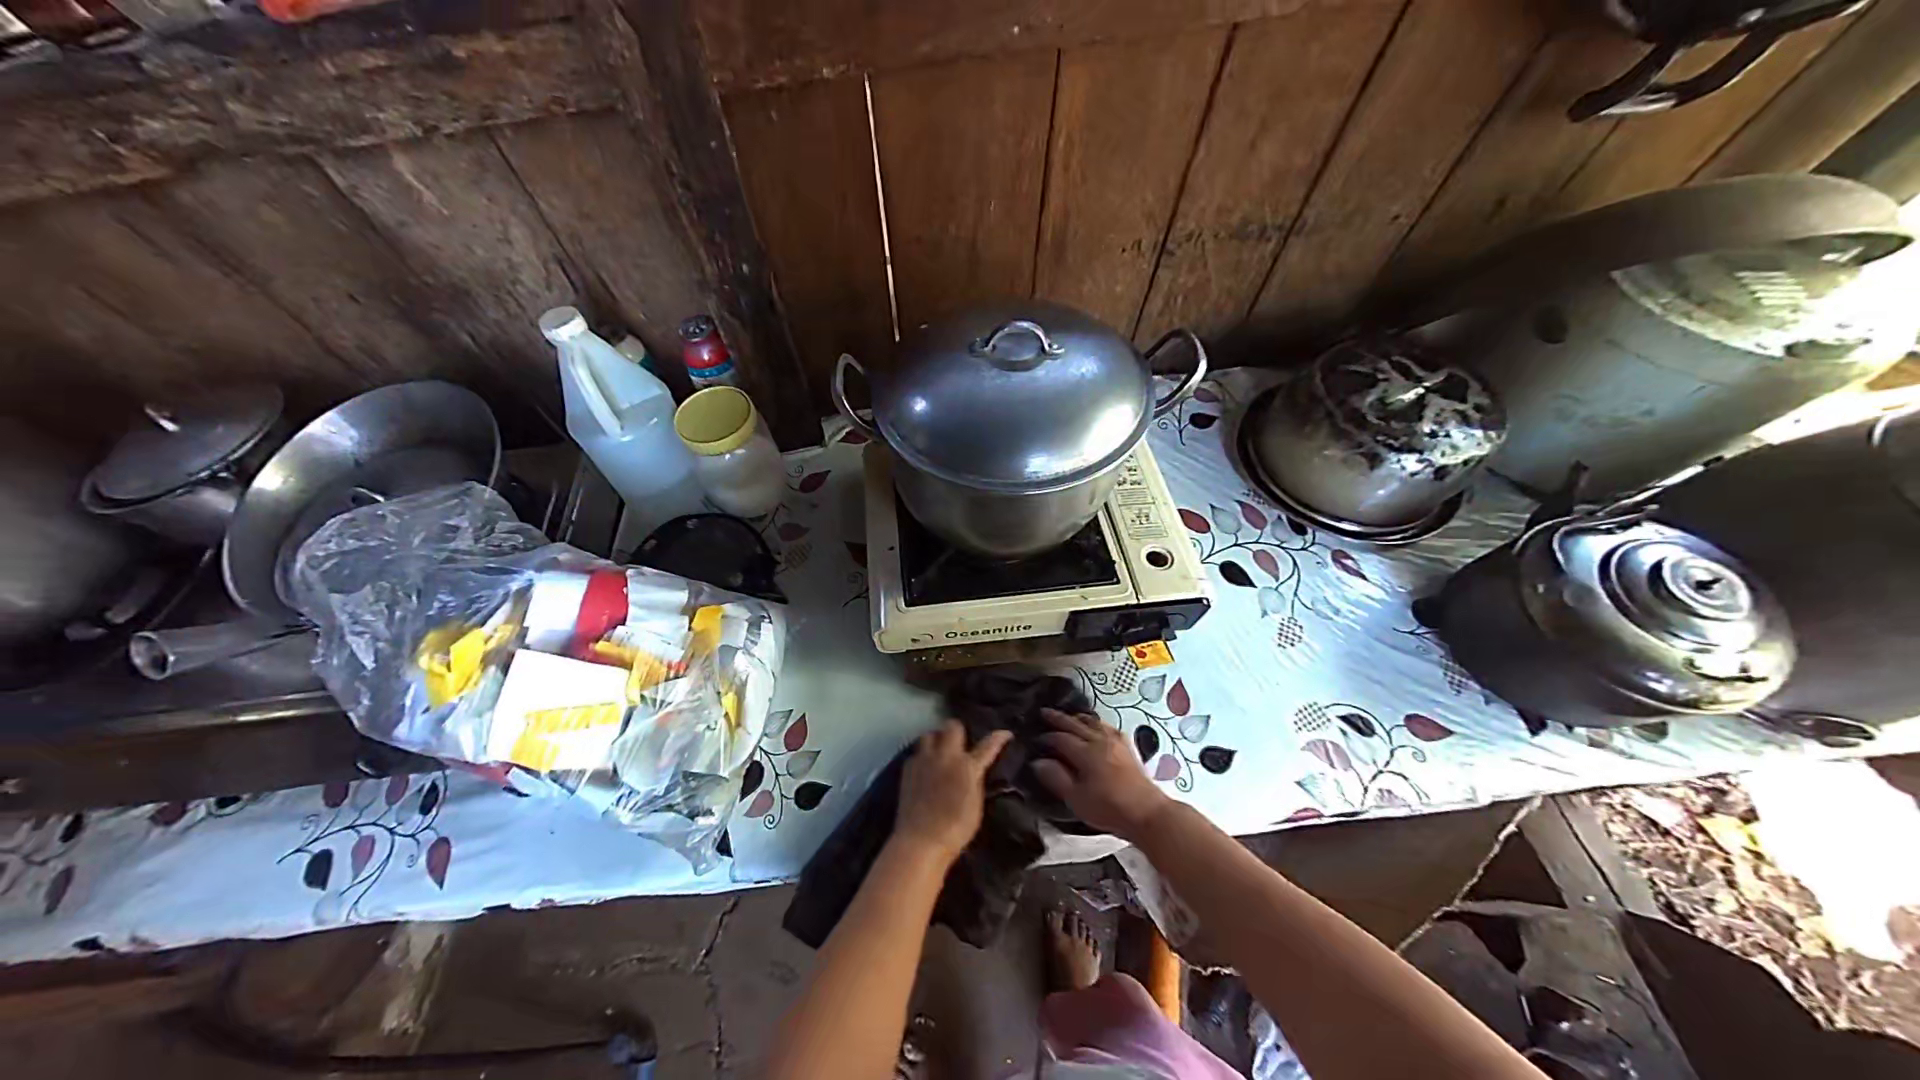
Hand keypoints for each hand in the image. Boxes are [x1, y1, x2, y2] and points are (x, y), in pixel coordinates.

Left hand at [893, 721, 1013, 863]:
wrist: (921, 840)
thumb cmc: (956, 829)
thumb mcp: (976, 805)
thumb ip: (976, 781)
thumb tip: (975, 770)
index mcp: (968, 766)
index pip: (988, 745)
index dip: (998, 737)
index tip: (1006, 733)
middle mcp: (946, 756)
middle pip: (952, 726)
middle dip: (958, 731)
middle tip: (960, 742)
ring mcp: (924, 759)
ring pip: (929, 734)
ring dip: (936, 740)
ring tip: (939, 752)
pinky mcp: (908, 767)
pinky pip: (917, 752)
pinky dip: (923, 756)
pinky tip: (925, 768)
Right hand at [1030, 708, 1174, 841]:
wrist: (1147, 813)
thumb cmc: (1110, 809)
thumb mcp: (1077, 798)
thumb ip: (1056, 778)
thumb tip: (1038, 762)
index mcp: (1086, 753)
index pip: (1061, 738)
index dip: (1047, 737)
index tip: (1036, 738)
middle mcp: (1100, 741)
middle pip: (1076, 725)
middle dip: (1058, 718)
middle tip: (1044, 712)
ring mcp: (1116, 742)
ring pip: (1093, 722)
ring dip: (1077, 717)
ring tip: (1068, 716)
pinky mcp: (1127, 747)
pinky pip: (1108, 727)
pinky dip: (1097, 723)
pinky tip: (1096, 726)